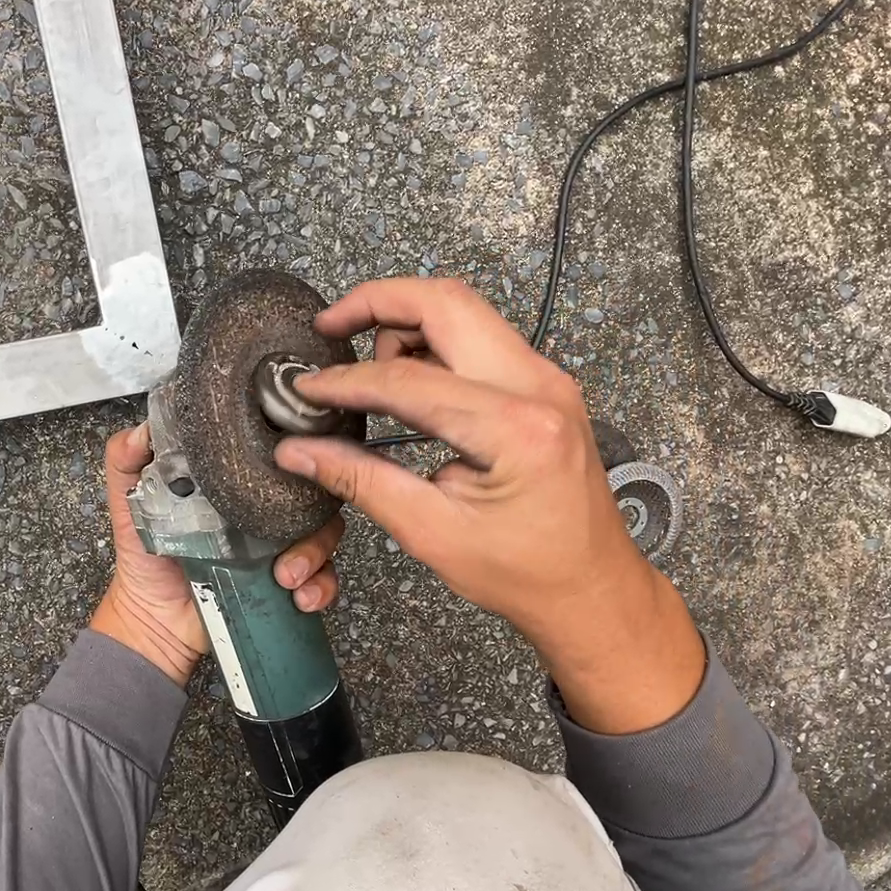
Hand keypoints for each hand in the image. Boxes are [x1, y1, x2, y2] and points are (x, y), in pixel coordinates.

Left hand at [91, 424, 346, 686]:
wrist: (154, 619)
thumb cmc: (145, 555)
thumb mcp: (130, 502)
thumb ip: (126, 461)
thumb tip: (144, 430)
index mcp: (236, 482)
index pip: (277, 456)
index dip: (292, 454)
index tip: (290, 462)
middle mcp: (266, 507)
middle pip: (312, 491)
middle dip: (309, 512)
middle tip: (285, 538)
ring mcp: (282, 544)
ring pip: (326, 533)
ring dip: (316, 553)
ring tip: (287, 576)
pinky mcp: (290, 582)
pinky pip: (326, 578)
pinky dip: (322, 586)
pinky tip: (301, 598)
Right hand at [271, 277, 703, 733]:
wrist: (593, 588)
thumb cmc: (522, 572)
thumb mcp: (431, 532)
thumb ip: (360, 480)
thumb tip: (297, 451)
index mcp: (515, 427)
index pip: (408, 379)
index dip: (345, 381)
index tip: (303, 388)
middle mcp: (538, 384)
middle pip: (446, 302)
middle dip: (377, 301)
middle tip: (327, 326)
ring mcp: (546, 377)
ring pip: (464, 311)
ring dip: (406, 322)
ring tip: (369, 374)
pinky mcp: (542, 384)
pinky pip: (479, 336)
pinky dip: (432, 341)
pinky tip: (406, 381)